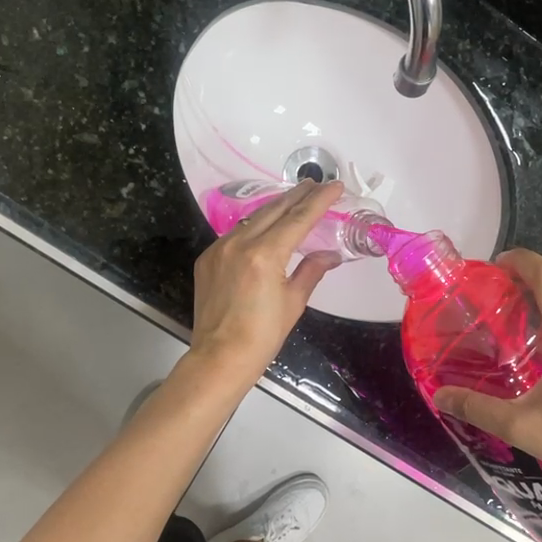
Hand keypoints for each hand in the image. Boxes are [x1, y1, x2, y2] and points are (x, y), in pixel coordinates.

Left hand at [189, 180, 343, 377]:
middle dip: (297, 196)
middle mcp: (239, 244)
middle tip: (316, 184)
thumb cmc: (262, 336)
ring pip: (252, 219)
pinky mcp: (207, 259)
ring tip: (294, 199)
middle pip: (274, 210)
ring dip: (275, 208)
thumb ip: (311, 271)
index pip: (298, 219)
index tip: (334, 186)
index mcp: (265, 255)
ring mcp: (219, 249)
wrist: (220, 358)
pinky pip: (235, 235)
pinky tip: (265, 227)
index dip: (319, 201)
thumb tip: (330, 254)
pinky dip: (254, 227)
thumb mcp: (293, 303)